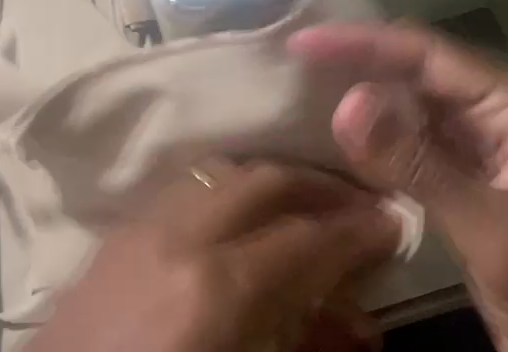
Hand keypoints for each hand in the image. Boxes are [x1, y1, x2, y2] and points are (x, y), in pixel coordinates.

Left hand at [26, 161, 400, 351]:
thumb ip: (302, 340)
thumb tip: (356, 324)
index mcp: (215, 287)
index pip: (305, 238)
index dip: (356, 231)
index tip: (394, 222)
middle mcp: (178, 237)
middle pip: (265, 181)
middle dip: (320, 186)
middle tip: (358, 205)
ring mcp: (139, 228)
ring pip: (220, 173)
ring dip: (271, 181)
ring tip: (306, 204)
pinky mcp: (113, 236)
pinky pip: (183, 191)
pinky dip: (225, 192)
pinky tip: (241, 216)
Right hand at [289, 23, 507, 351]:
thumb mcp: (498, 235)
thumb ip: (422, 167)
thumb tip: (346, 102)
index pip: (432, 56)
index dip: (365, 43)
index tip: (303, 43)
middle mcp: (505, 120)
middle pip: (422, 74)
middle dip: (363, 63)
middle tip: (297, 61)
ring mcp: (491, 157)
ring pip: (418, 110)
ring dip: (370, 98)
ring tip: (309, 88)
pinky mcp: (476, 192)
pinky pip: (421, 150)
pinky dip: (383, 142)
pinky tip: (348, 142)